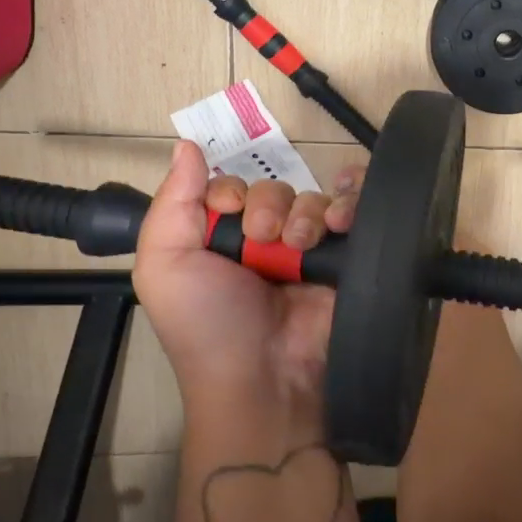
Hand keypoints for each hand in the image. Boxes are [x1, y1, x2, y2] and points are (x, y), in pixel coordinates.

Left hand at [133, 141, 364, 405]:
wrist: (266, 378)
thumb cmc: (207, 325)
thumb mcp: (165, 266)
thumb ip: (173, 203)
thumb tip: (187, 144)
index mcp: (220, 240)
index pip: (233, 188)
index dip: (231, 194)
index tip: (229, 217)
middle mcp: (265, 240)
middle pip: (275, 189)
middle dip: (271, 207)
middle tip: (266, 239)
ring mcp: (309, 250)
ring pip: (314, 198)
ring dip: (308, 213)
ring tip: (302, 246)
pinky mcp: (347, 257)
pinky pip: (356, 208)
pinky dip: (352, 202)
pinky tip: (343, 222)